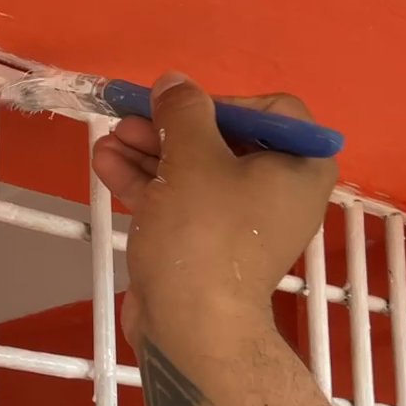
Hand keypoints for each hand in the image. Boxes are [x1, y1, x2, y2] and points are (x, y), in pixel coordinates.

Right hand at [91, 71, 337, 352]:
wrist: (190, 325)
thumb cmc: (203, 236)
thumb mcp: (192, 161)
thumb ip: (182, 113)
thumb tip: (173, 80)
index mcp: (299, 166)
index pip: (268, 111)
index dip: (217, 102)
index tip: (175, 108)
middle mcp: (275, 190)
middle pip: (219, 141)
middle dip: (167, 129)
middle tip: (127, 119)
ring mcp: (235, 221)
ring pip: (190, 172)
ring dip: (146, 153)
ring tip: (106, 140)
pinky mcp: (201, 245)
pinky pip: (176, 202)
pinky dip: (145, 183)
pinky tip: (106, 164)